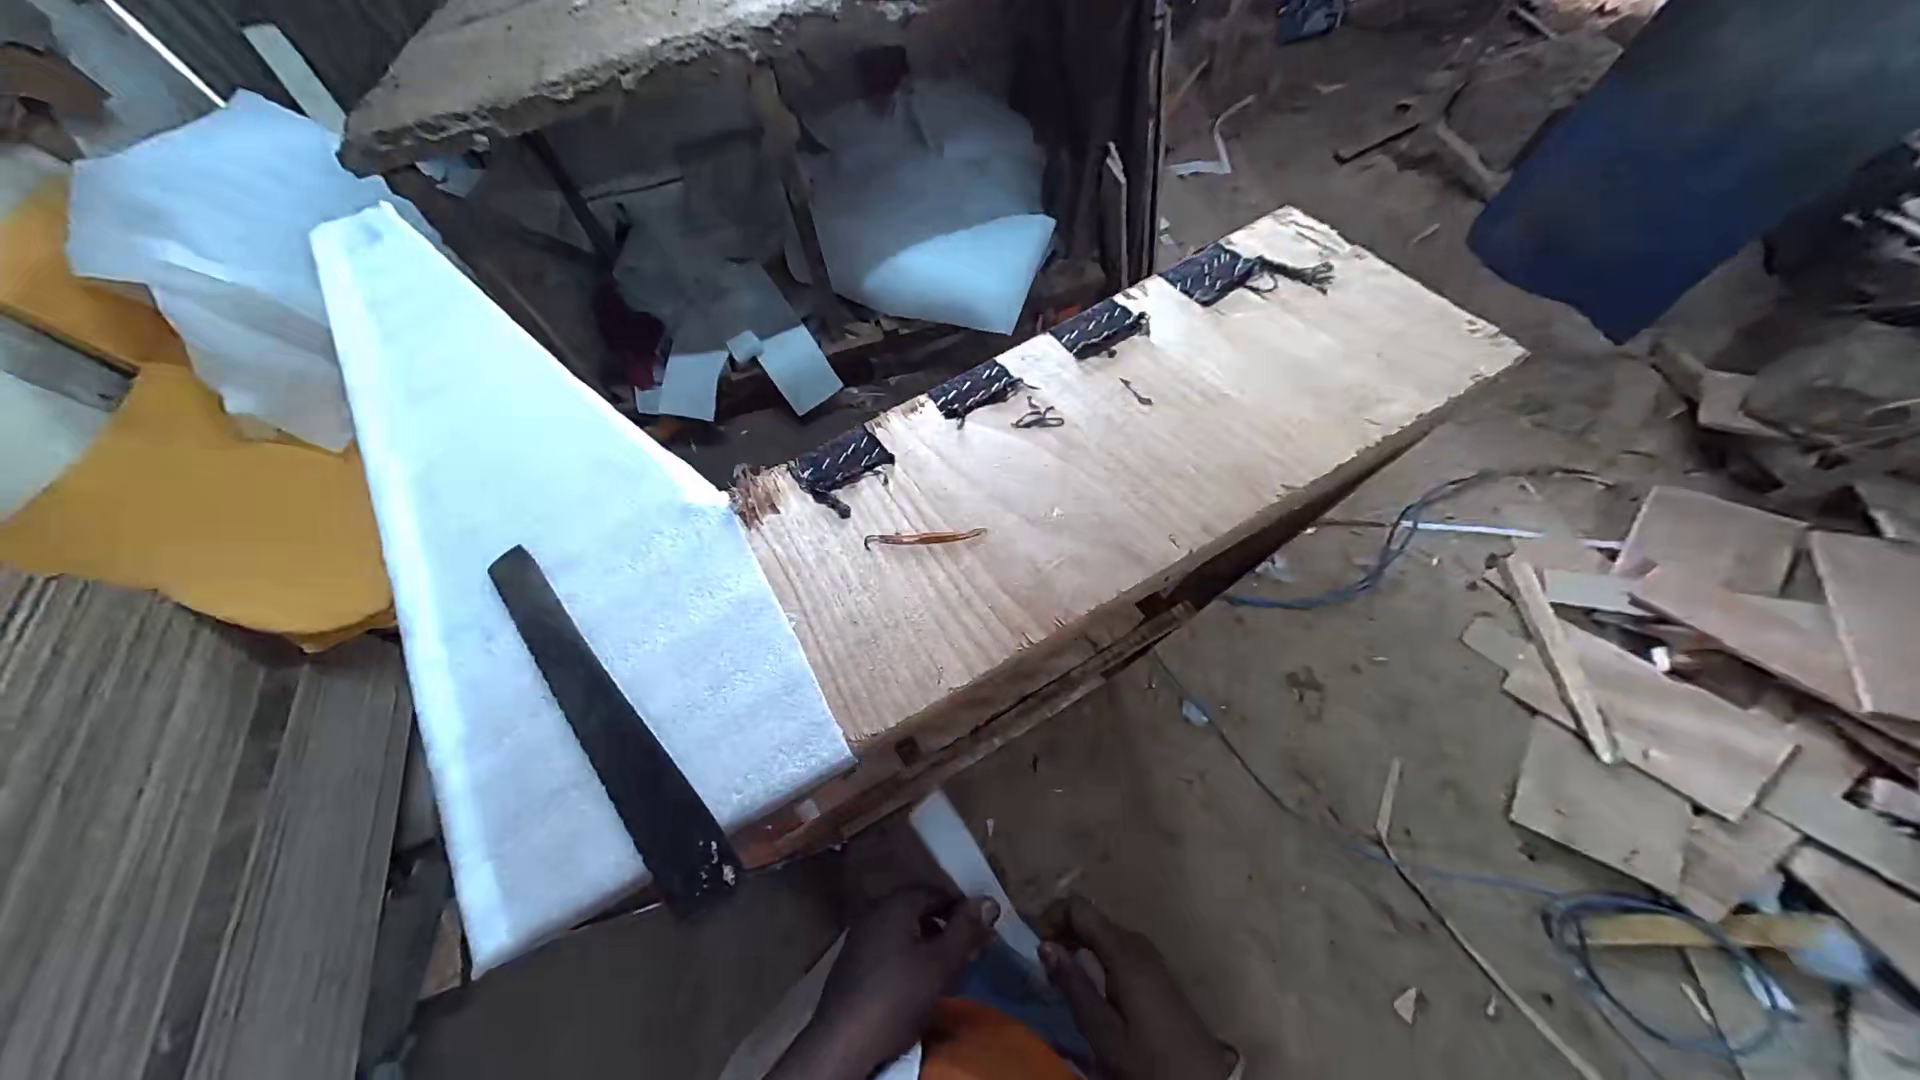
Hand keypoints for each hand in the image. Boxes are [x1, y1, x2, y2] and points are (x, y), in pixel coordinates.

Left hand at [772, 887, 998, 1079]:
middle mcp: (875, 911)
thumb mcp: (941, 964)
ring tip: (945, 967)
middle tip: (966, 950)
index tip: (980, 930)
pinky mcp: (851, 961)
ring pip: (903, 929)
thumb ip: (966, 930)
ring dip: (926, 942)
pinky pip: (887, 946)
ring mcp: (859, 936)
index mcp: (896, 903)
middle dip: (945, 926)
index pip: (937, 893)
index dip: (961, 909)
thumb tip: (989, 900)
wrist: (843, 1041)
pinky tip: (915, 980)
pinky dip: (906, 955)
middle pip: (919, 910)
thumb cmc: (898, 996)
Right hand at [1039, 895, 1235, 1079]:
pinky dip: (1095, 953)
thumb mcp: (1105, 1034)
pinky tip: (1088, 981)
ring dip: (1077, 942)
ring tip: (1059, 973)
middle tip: (1042, 964)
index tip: (1036, 947)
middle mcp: (1138, 944)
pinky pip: (1117, 948)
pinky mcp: (1156, 973)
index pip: (1080, 908)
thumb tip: (1045, 945)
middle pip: (1091, 917)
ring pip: (1103, 932)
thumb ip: (1074, 986)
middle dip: (1062, 930)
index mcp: (1125, 953)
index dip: (1053, 917)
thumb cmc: (1152, 1066)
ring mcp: (1150, 957)